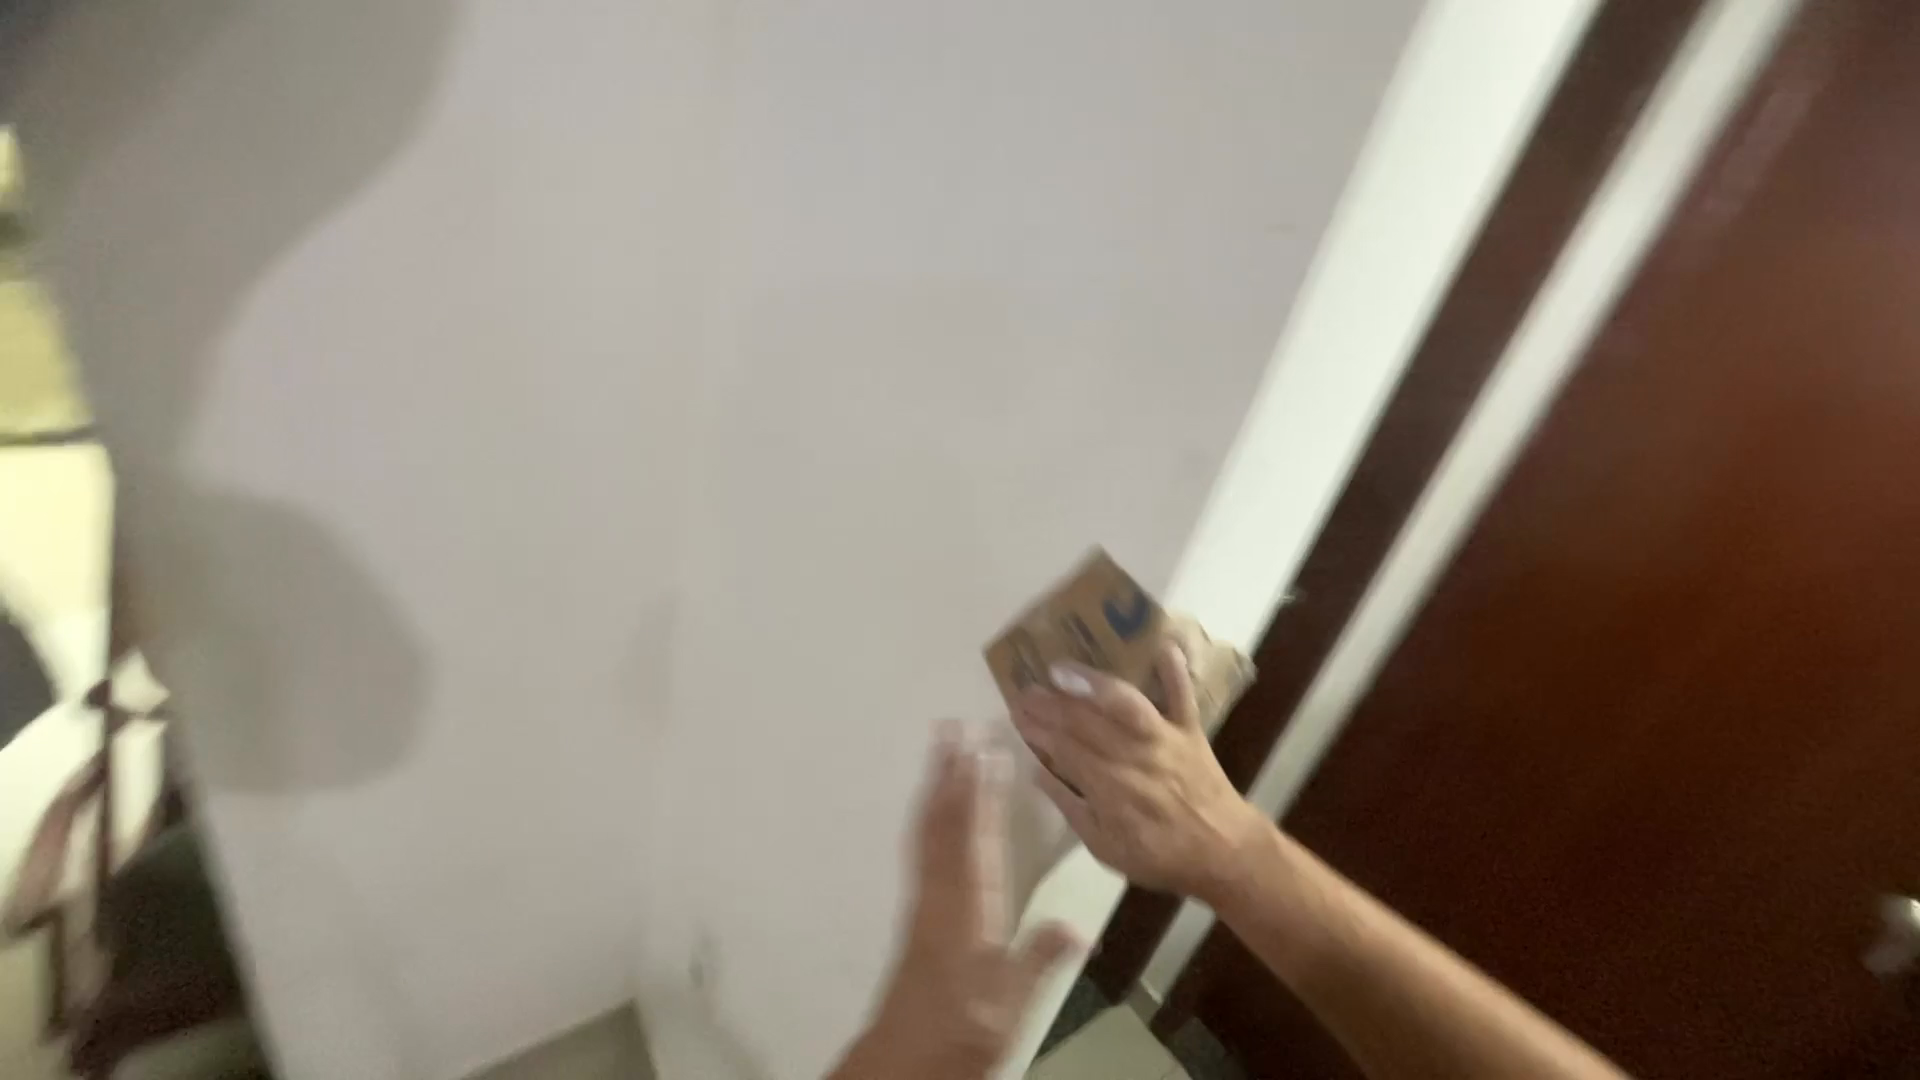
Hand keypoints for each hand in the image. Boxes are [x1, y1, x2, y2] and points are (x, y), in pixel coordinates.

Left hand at [832, 727, 1079, 1079]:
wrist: (902, 1057)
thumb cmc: (961, 1028)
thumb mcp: (1010, 1004)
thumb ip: (1038, 959)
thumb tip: (1077, 929)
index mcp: (968, 904)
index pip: (976, 834)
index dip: (982, 790)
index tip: (987, 749)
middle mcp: (941, 889)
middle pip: (943, 819)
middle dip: (950, 771)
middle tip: (954, 725)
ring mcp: (923, 895)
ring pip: (926, 826)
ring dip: (933, 783)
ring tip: (939, 745)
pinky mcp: (915, 906)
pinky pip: (918, 843)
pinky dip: (924, 812)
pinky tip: (929, 801)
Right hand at [1012, 642, 1265, 903]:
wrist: (1225, 854)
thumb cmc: (1160, 855)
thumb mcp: (1105, 848)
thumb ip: (1071, 808)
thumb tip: (1037, 772)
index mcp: (1110, 788)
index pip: (1065, 750)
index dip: (1038, 730)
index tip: (1014, 713)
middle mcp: (1133, 757)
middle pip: (1085, 723)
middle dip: (1050, 704)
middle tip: (1024, 688)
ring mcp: (1164, 739)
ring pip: (1125, 704)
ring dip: (1094, 683)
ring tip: (1063, 667)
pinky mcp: (1190, 730)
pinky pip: (1183, 696)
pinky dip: (1174, 671)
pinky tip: (1162, 645)